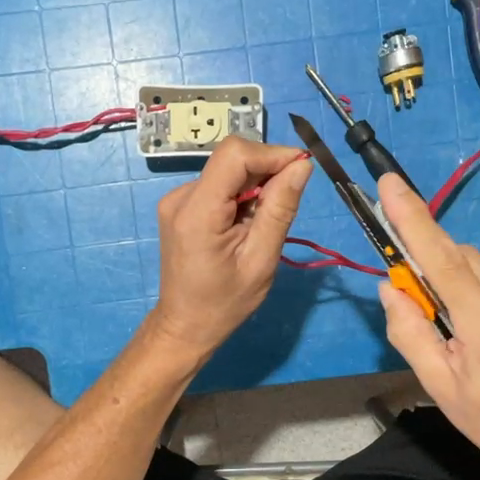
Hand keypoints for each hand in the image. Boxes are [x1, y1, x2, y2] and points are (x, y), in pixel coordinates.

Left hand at [147, 137, 311, 357]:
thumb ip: (280, 210)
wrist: (185, 325)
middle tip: (283, 208)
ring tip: (260, 226)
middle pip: (231, 160)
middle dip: (266, 173)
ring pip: (227, 172)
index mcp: (198, 211)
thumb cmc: (225, 302)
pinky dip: (239, 198)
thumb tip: (302, 166)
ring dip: (253, 188)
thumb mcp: (261, 260)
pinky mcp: (179, 206)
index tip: (300, 171)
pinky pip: (218, 186)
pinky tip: (243, 227)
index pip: (235, 154)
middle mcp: (181, 197)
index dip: (272, 155)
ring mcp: (176, 200)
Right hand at [375, 175, 479, 479]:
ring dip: (463, 283)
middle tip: (420, 303)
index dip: (414, 221)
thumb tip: (390, 285)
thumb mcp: (438, 387)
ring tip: (468, 331)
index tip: (390, 186)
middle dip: (434, 268)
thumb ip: (409, 331)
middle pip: (462, 258)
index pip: (444, 262)